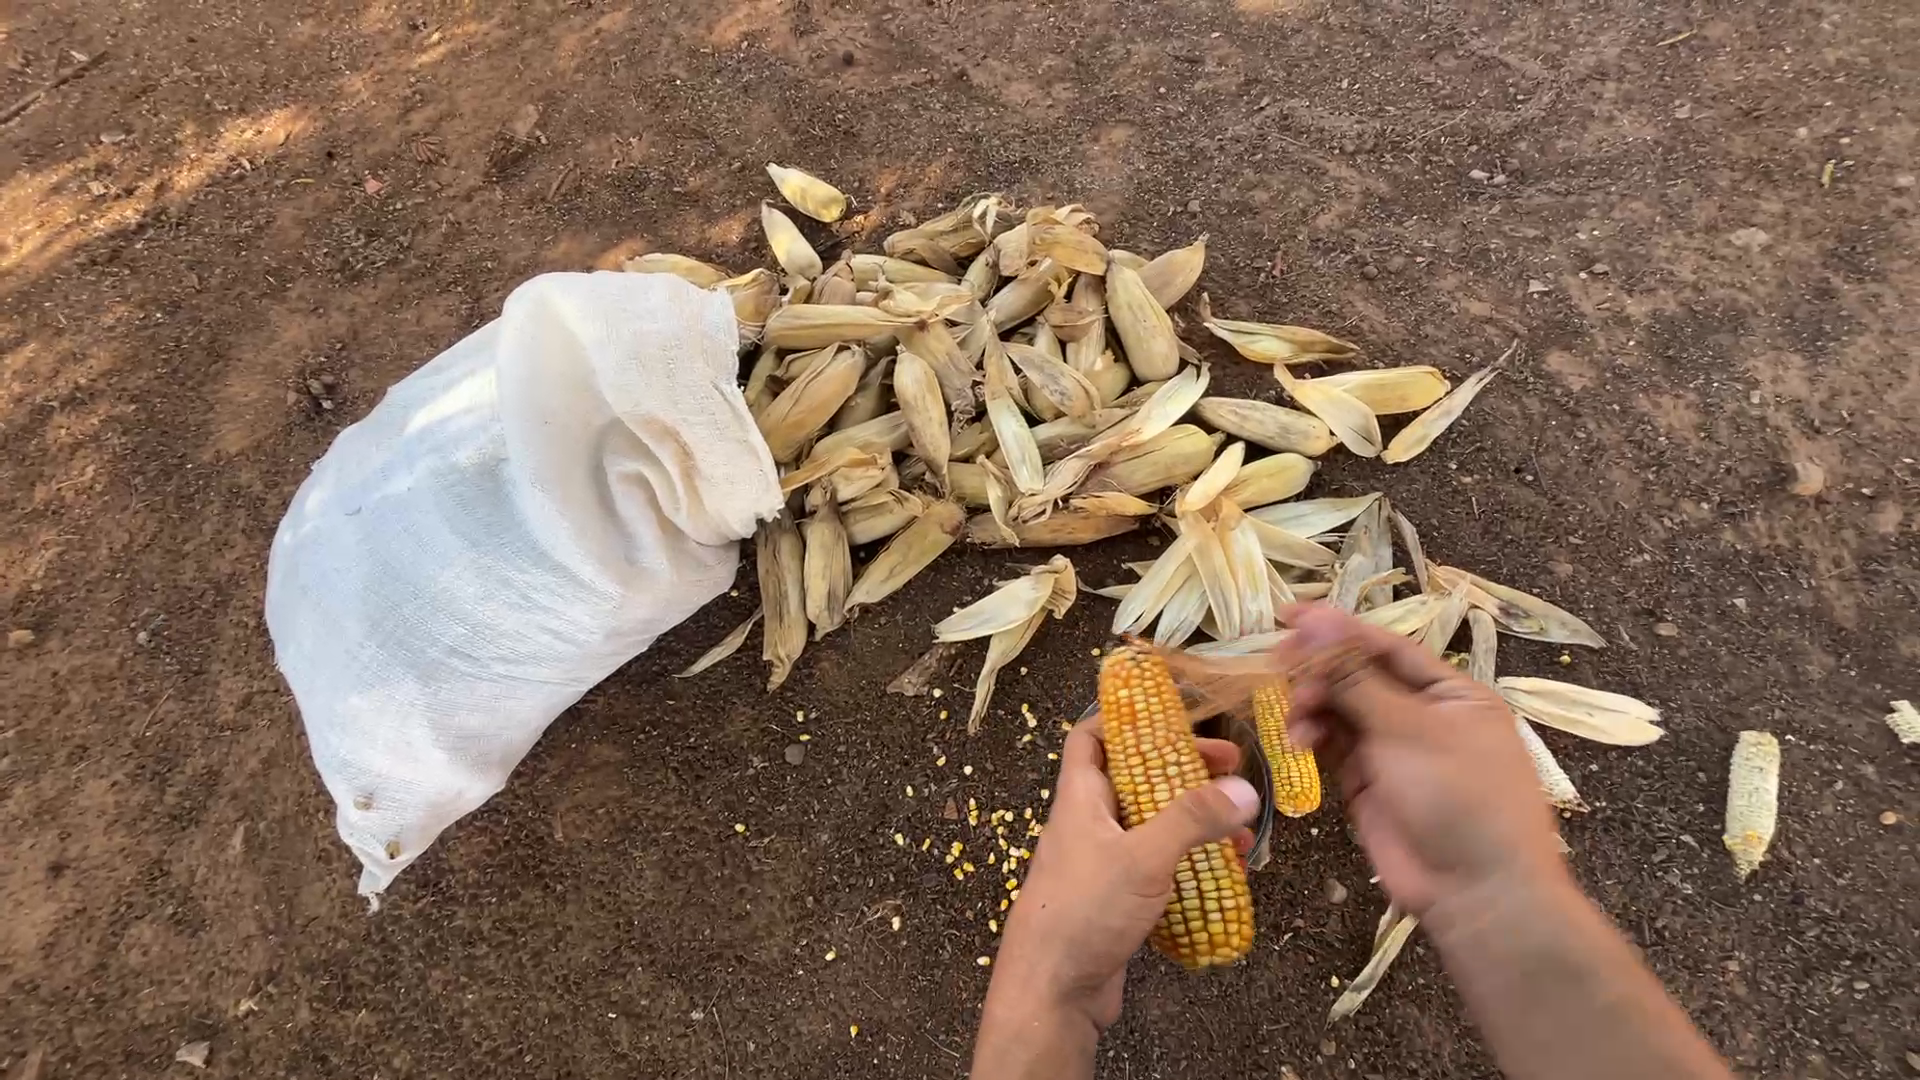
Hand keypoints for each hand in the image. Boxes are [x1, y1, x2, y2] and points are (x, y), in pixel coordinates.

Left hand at [986, 719, 1259, 1031]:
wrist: (1052, 990)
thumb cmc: (1084, 909)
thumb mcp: (1140, 855)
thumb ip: (1190, 819)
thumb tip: (1243, 787)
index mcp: (1080, 795)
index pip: (1091, 737)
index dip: (1124, 719)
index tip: (1172, 716)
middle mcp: (1088, 820)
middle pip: (1133, 777)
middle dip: (1181, 770)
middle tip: (1230, 768)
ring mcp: (1101, 859)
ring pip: (1151, 823)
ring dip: (1192, 820)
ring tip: (1239, 825)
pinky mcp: (1117, 896)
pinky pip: (1157, 864)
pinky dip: (1188, 862)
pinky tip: (1226, 872)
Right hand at [1281, 605, 1567, 926]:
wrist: (1474, 893)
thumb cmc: (1457, 797)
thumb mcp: (1406, 728)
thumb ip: (1351, 675)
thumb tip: (1314, 620)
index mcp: (1450, 693)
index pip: (1383, 646)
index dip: (1336, 628)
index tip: (1287, 614)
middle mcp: (1420, 714)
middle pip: (1354, 674)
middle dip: (1317, 671)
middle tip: (1278, 664)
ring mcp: (1391, 746)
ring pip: (1337, 707)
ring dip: (1310, 706)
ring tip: (1296, 720)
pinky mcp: (1365, 777)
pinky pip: (1330, 740)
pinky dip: (1311, 735)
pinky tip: (1298, 743)